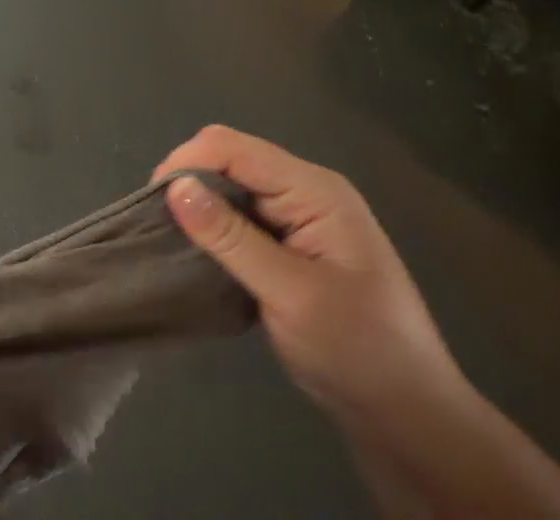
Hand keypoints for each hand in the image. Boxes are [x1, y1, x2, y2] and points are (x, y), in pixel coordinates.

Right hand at [155, 127, 559, 517]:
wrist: (406, 410)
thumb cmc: (357, 349)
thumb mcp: (290, 293)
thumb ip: (231, 237)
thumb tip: (174, 187)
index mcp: (315, 191)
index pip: (233, 148)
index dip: (186, 164)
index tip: (153, 206)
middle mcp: (306, 191)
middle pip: (228, 159)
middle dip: (188, 184)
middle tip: (161, 228)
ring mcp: (299, 217)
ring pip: (228, 188)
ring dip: (198, 208)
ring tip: (173, 243)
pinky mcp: (288, 243)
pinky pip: (237, 216)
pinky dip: (212, 229)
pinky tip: (198, 255)